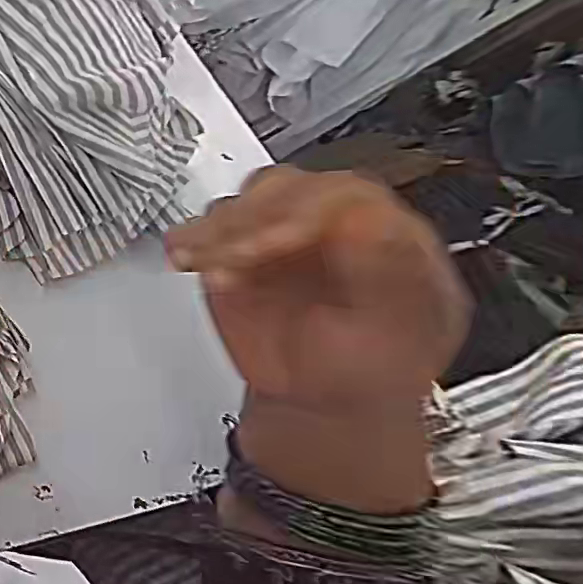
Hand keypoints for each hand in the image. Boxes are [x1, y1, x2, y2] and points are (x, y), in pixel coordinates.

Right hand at [164, 167, 469, 413]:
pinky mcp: (235, 248)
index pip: (343, 196)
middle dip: (248, 219)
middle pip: (286, 189)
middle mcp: (331, 224)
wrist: (316, 394)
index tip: (266, 246)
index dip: (299, 214)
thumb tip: (373, 220)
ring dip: (213, 230)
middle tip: (228, 256)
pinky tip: (188, 260)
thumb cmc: (366, 367)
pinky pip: (208, 230)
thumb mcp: (394, 331)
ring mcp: (279, 233)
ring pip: (243, 204)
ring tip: (197, 259)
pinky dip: (191, 243)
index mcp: (385, 233)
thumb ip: (387, 275)